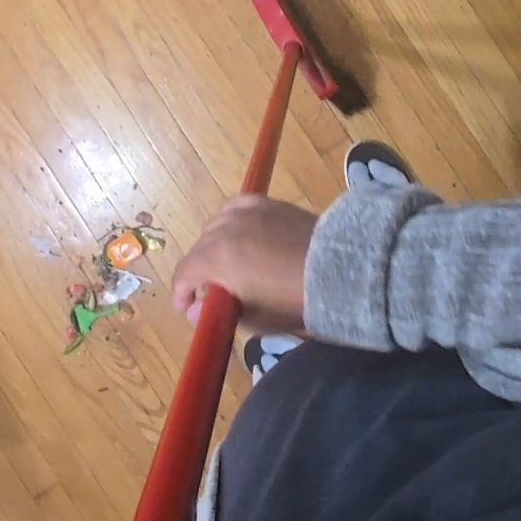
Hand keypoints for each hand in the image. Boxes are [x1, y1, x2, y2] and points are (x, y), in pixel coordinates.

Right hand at [171, 194, 317, 332]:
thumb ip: (219, 312)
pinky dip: (230, 220)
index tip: (187, 307)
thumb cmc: (294, 301)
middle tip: (212, 290)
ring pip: (214, 226)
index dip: (181, 293)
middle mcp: (224, 229)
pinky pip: (235, 207)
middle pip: (199, 249)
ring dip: (213, 245)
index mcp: (216, 258)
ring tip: (226, 260)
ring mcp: (245, 212)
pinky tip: (237, 229)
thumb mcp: (255, 317)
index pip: (184, 273)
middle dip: (199, 271)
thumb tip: (195, 311)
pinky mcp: (266, 202)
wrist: (338, 270)